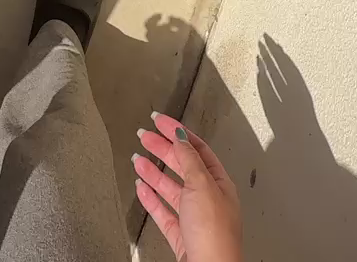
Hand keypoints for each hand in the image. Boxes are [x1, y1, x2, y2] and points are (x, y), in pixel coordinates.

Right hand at [133, 112, 242, 261]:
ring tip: (137, 158)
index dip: (177, 131)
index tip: (160, 120)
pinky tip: (142, 188)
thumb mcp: (201, 185)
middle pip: (181, 165)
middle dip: (162, 148)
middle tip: (144, 134)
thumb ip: (189, 159)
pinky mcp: (181, 235)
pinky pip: (163, 211)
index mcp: (219, 183)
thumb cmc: (214, 234)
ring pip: (170, 187)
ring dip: (152, 171)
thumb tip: (180, 136)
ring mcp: (194, 218)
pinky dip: (150, 197)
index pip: (196, 148)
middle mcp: (208, 198)